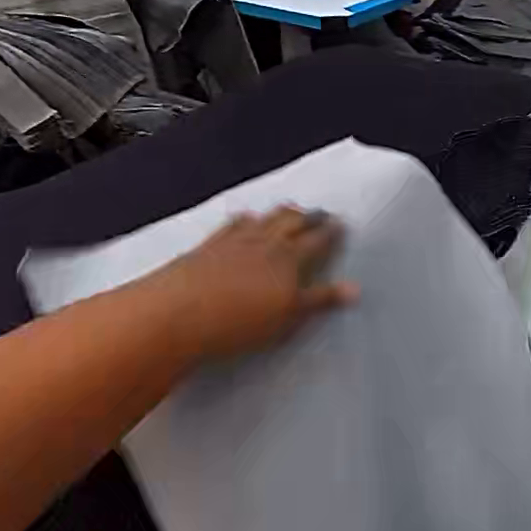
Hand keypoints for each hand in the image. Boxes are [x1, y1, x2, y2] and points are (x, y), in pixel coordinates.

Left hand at [144, 206, 356, 361]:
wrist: (177, 314)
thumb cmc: (240, 321)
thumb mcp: (289, 317)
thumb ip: (321, 300)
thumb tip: (354, 289)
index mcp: (290, 259)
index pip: (317, 241)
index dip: (330, 233)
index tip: (340, 224)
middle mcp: (265, 243)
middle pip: (292, 223)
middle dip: (309, 217)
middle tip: (320, 212)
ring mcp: (235, 241)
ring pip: (265, 219)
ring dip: (281, 213)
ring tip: (291, 208)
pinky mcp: (208, 246)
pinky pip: (233, 225)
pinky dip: (245, 218)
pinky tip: (246, 216)